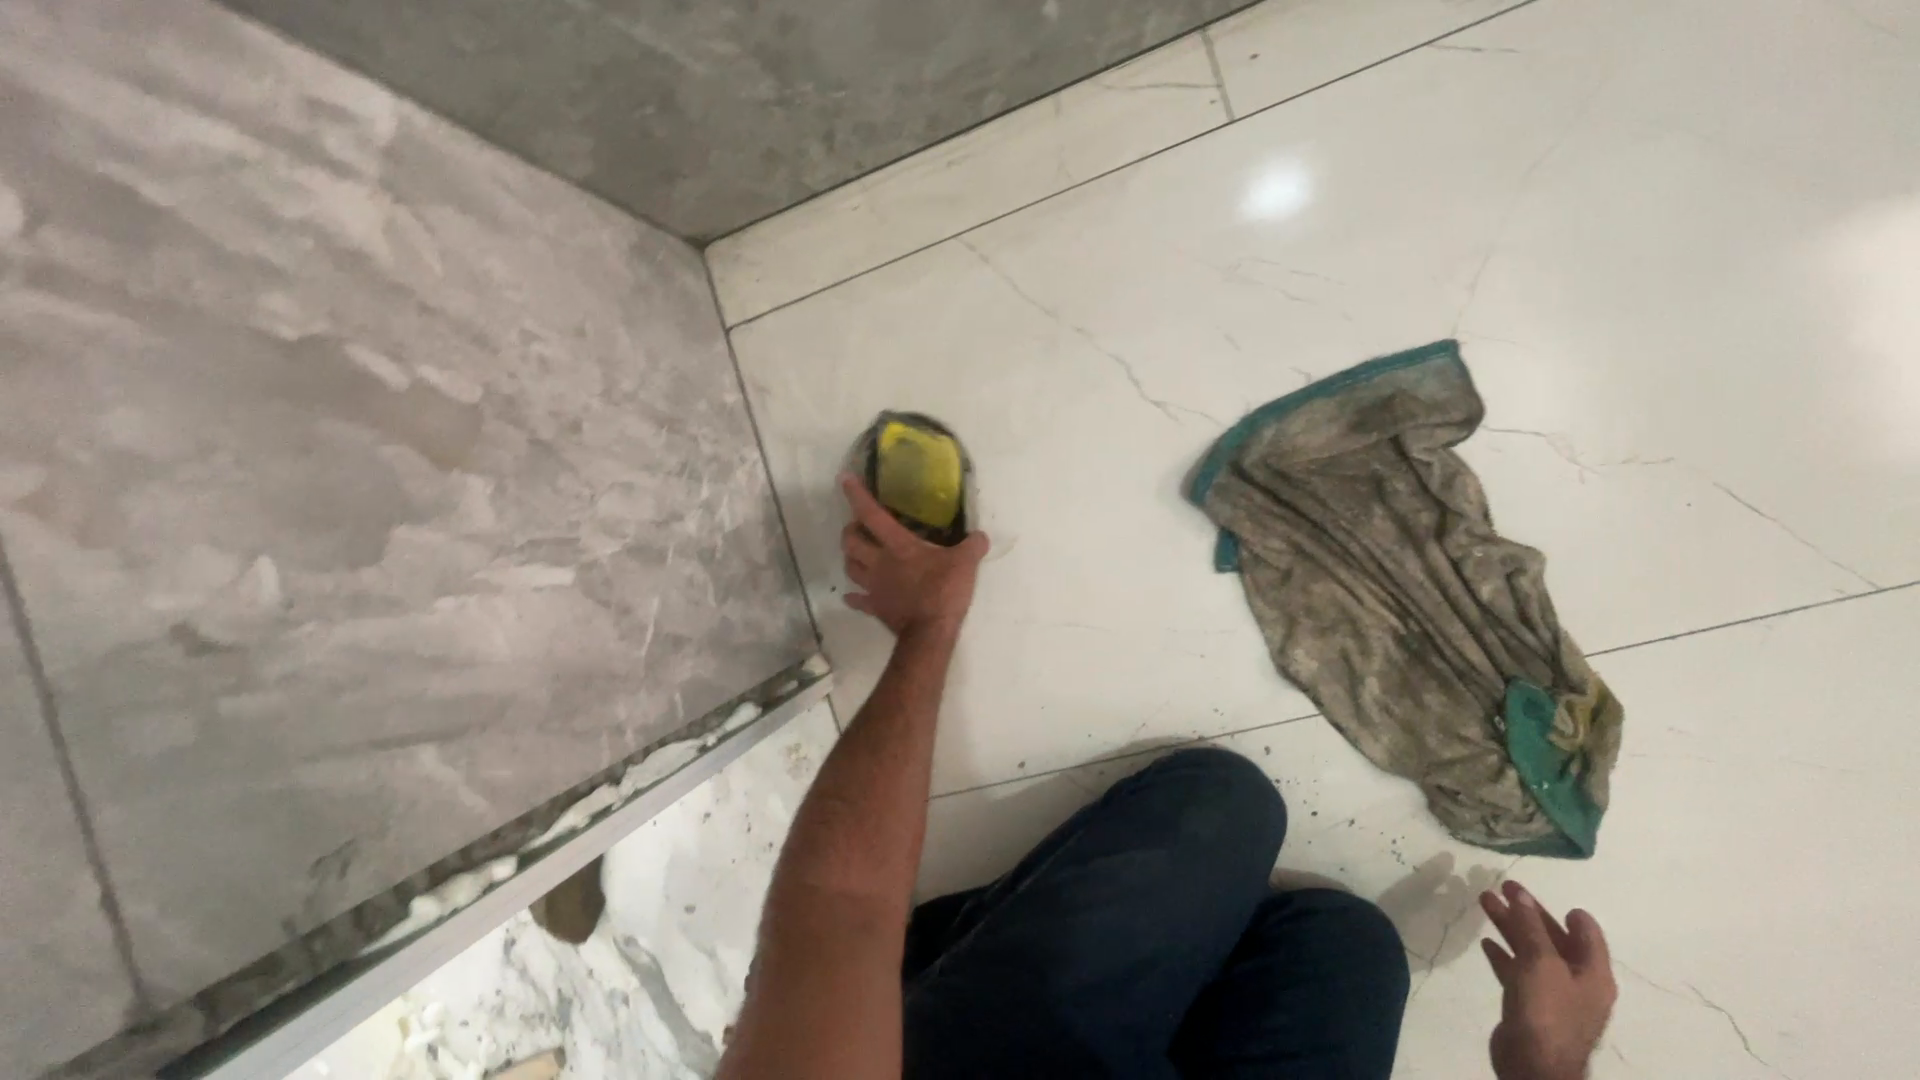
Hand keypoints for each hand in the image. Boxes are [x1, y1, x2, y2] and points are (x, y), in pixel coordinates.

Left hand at [839, 473, 988, 637]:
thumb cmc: (944, 591)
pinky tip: (854, 596)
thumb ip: (972, 546)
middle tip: (857, 526)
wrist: (930, 632)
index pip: (871, 515)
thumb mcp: (965, 563)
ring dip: (850, 558)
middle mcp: (878, 562)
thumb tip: (981, 536)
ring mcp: (873, 587)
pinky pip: (858, 601)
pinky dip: (854, 597)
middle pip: (850, 542)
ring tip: (857, 554)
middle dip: (850, 530)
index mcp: (898, 546)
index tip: (844, 479)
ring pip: (850, 567)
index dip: (857, 496)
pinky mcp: (875, 608)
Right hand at [1479, 881, 1615, 1079]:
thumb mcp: (1541, 962)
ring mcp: (1553, 995)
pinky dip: (1504, 954)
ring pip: (1531, 951)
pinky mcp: (1529, 1005)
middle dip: (1528, 912)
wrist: (1534, 1065)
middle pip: (1553, 939)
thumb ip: (1530, 926)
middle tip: (1504, 887)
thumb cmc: (1547, 1010)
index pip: (1588, 935)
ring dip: (1510, 927)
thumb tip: (1520, 894)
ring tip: (1485, 902)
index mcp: (1593, 974)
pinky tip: (1487, 942)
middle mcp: (1577, 983)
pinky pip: (1517, 971)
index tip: (1547, 894)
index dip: (1570, 914)